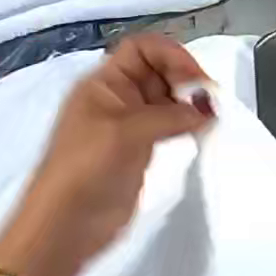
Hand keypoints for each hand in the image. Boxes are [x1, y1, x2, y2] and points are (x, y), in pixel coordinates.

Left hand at [0, 35, 215, 275]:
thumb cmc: (86, 168)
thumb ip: (168, 116)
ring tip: (210, 117)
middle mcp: (116, 96)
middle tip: (210, 100)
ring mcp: (127, 123)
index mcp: (103, 82)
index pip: (141, 49)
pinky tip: (202, 130)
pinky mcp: (137, 149)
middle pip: (156, 70)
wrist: (64, 227)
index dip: (170, 54)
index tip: (196, 78)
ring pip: (164, 97)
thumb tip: (206, 110)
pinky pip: (166, 124)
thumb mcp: (125, 133)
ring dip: (188, 101)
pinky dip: (185, 122)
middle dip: (184, 78)